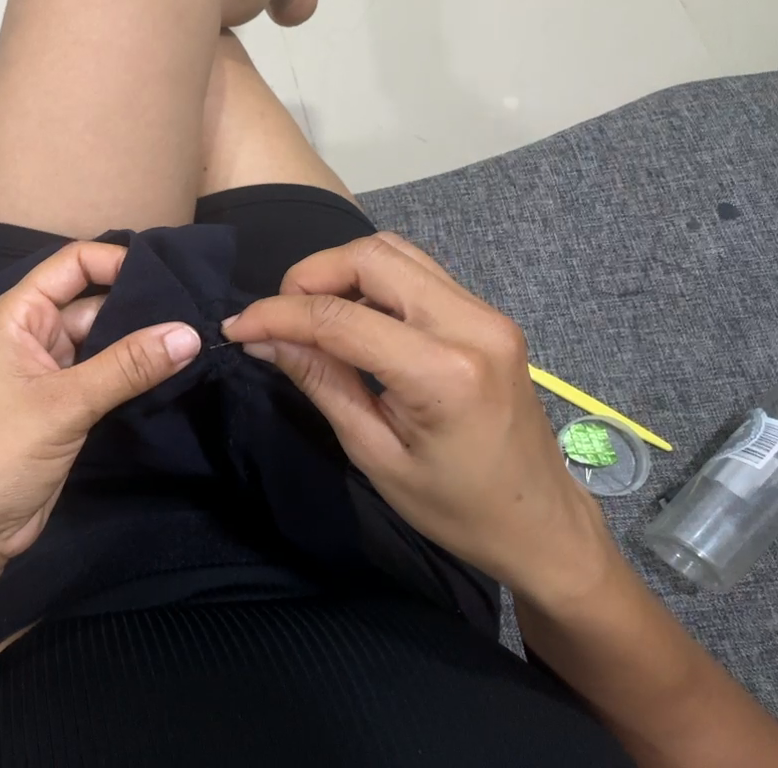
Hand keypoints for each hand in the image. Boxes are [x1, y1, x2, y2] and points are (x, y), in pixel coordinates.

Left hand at [0, 241, 201, 564]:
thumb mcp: (65, 403)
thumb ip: (127, 366)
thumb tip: (190, 333)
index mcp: (18, 315)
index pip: (73, 264)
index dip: (118, 260)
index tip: (170, 273)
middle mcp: (34, 334)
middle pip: (94, 301)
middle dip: (140, 304)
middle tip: (199, 309)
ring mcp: (51, 371)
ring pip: (104, 341)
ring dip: (141, 341)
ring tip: (199, 336)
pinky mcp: (66, 405)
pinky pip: (106, 375)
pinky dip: (134, 373)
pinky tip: (175, 370)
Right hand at [221, 233, 615, 604]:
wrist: (541, 525)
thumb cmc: (455, 508)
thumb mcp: (373, 452)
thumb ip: (320, 381)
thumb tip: (263, 338)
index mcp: (444, 373)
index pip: (340, 317)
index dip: (277, 314)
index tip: (236, 327)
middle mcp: (471, 324)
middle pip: (370, 256)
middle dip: (309, 276)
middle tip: (280, 319)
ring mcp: (485, 313)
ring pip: (393, 252)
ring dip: (338, 271)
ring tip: (309, 315)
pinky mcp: (486, 313)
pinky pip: (414, 269)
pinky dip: (369, 279)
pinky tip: (350, 314)